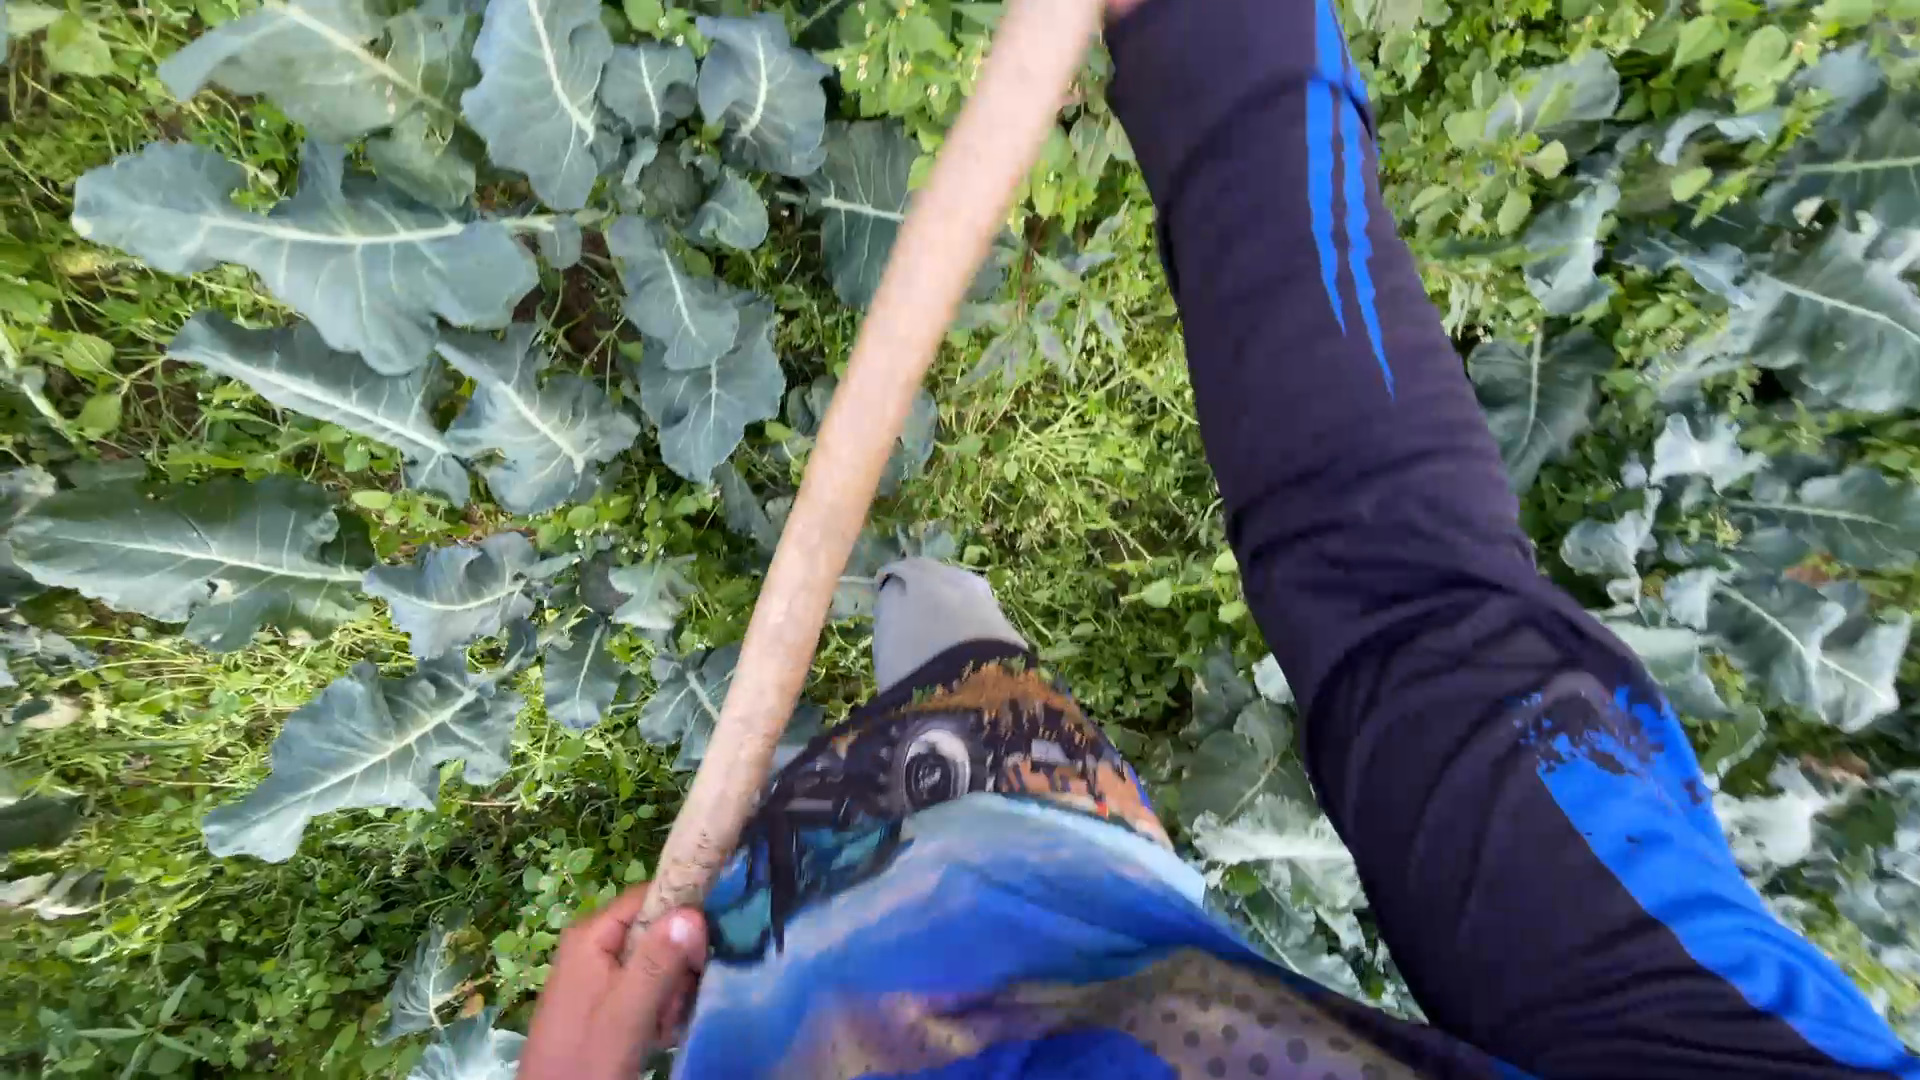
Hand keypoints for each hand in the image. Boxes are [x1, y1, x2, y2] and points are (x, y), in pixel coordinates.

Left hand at [519, 884, 708, 1079]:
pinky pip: (646, 981)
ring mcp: (596, 971)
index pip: (653, 897)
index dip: (683, 918)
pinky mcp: (602, 997)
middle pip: (658, 929)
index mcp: (591, 935)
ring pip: (657, 957)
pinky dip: (658, 1004)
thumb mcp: (626, 1014)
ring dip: (671, 990)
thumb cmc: (586, 1064)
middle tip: (676, 1002)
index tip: (701, 954)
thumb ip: (658, 962)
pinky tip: (655, 1031)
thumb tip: (692, 911)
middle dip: (677, 964)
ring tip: (663, 1024)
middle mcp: (594, 944)